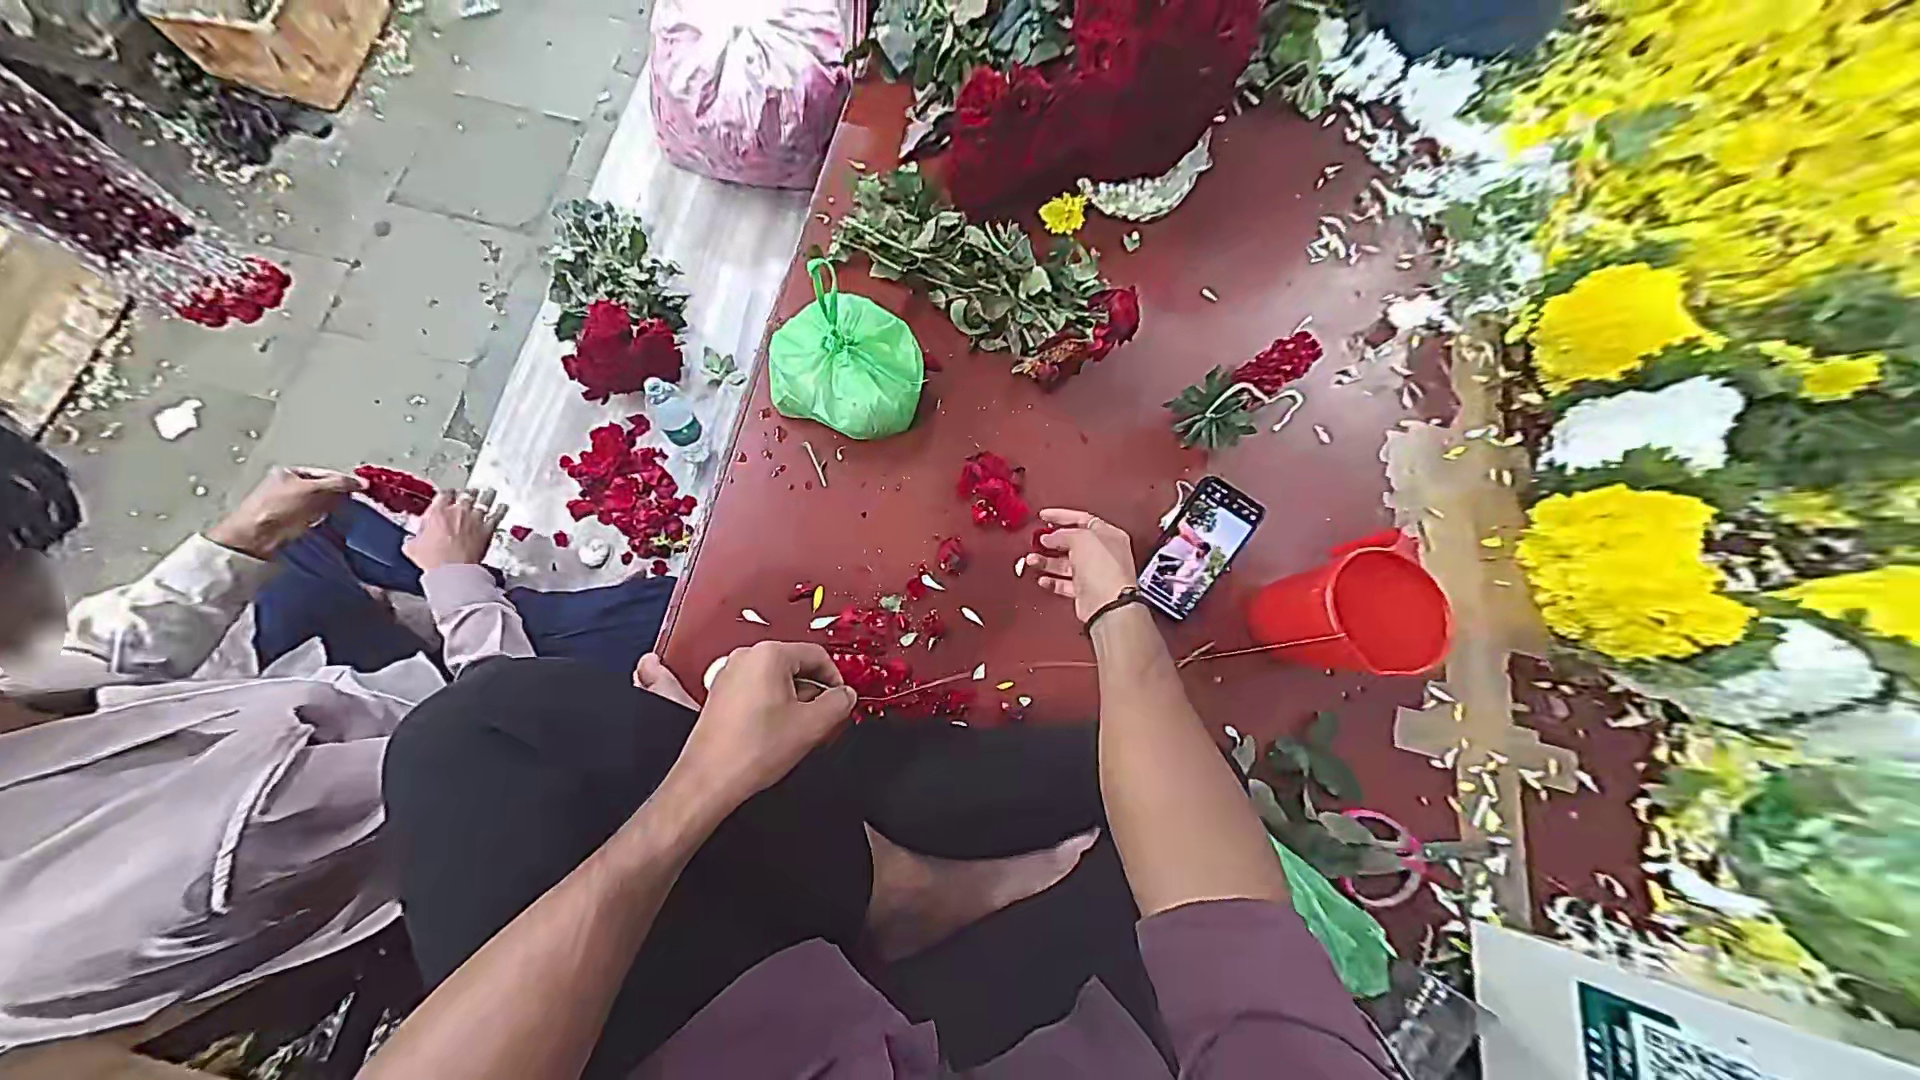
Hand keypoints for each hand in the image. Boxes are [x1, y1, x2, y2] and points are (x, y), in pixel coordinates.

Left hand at [207, 467, 365, 558]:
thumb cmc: (280, 507)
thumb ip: (341, 483)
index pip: (329, 473)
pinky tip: (336, 521)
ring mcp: (293, 503)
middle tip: (354, 502)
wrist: (258, 536)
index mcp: (290, 472)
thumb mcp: (314, 489)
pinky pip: (322, 515)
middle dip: (343, 495)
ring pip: (326, 502)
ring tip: (346, 513)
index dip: (347, 481)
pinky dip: (331, 518)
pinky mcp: (297, 519)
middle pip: (328, 487)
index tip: (363, 490)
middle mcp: (291, 485)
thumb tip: (365, 483)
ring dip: (338, 507)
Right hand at [402, 488, 507, 570]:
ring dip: (486, 495)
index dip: (448, 492)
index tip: (450, 492)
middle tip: (471, 491)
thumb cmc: (432, 558)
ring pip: (483, 501)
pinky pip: (497, 515)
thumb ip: (416, 535)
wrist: (452, 568)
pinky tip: (504, 506)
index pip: (444, 494)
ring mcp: (475, 519)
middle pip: (466, 495)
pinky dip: (501, 509)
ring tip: (489, 492)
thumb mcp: (413, 545)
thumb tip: (413, 535)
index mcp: (437, 513)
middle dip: (468, 492)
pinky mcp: (488, 529)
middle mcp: (458, 512)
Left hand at [677, 641, 855, 809]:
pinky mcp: (722, 694)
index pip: (817, 655)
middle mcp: (747, 658)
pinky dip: (774, 706)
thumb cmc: (750, 751)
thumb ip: (839, 703)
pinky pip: (759, 691)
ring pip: (778, 680)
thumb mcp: (812, 725)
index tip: (841, 698)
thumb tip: (845, 695)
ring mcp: (730, 675)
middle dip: (815, 692)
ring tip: (799, 730)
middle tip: (824, 718)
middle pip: (797, 666)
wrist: (709, 780)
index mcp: (769, 655)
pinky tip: (777, 733)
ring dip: (795, 701)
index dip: (835, 679)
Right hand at [1024, 508, 1138, 622]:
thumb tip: (1051, 537)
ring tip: (1032, 560)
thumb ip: (1064, 533)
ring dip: (1047, 561)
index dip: (1061, 516)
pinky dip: (1052, 581)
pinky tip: (1043, 578)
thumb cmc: (1105, 570)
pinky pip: (1065, 584)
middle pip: (1072, 542)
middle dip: (1052, 541)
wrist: (1108, 604)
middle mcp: (1103, 554)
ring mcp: (1094, 574)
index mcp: (1108, 535)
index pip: (1082, 519)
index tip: (1044, 516)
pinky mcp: (1086, 592)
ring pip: (1065, 564)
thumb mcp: (1081, 538)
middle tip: (1037, 539)